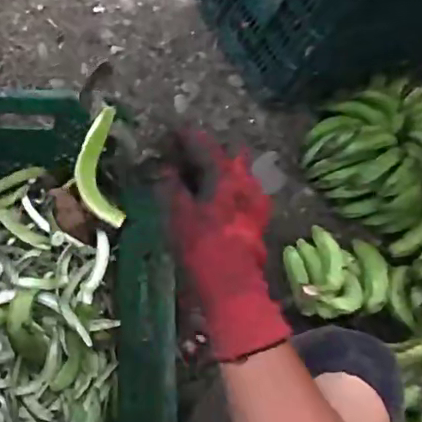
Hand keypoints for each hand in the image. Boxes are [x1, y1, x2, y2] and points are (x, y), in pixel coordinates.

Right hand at [163, 129, 289, 361]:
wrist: (232, 287)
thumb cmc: (202, 247)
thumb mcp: (178, 214)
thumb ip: (171, 186)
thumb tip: (164, 168)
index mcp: (226, 174)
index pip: (203, 145)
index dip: (184, 138)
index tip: (169, 133)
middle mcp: (246, 181)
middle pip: (224, 157)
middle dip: (204, 154)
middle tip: (181, 156)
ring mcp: (255, 201)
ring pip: (234, 176)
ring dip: (215, 173)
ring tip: (194, 179)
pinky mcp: (257, 220)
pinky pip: (238, 194)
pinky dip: (222, 191)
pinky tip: (211, 201)